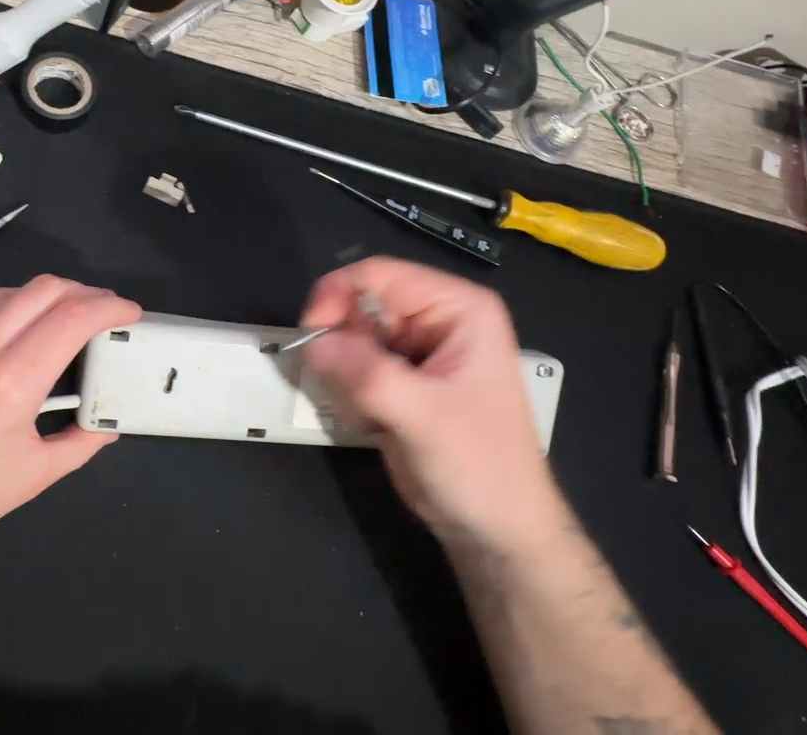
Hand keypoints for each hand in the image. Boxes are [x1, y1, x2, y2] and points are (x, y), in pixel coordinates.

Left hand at [0, 276, 138, 588]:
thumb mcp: (33, 476)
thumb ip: (80, 442)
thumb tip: (106, 424)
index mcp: (13, 378)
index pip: (75, 316)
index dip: (111, 306)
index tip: (129, 313)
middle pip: (47, 288)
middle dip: (86, 293)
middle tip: (103, 313)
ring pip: (11, 290)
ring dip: (47, 295)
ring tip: (63, 318)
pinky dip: (9, 303)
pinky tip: (16, 324)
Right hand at [301, 257, 564, 550]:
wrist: (496, 531)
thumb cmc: (480, 468)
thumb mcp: (425, 418)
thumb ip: (367, 375)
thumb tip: (311, 342)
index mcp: (458, 309)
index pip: (379, 275)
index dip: (337, 297)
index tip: (310, 338)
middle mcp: (436, 320)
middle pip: (358, 304)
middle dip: (342, 346)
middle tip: (348, 391)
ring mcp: (415, 350)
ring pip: (348, 337)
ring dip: (344, 375)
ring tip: (370, 415)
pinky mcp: (398, 380)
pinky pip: (350, 366)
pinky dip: (347, 392)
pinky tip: (371, 424)